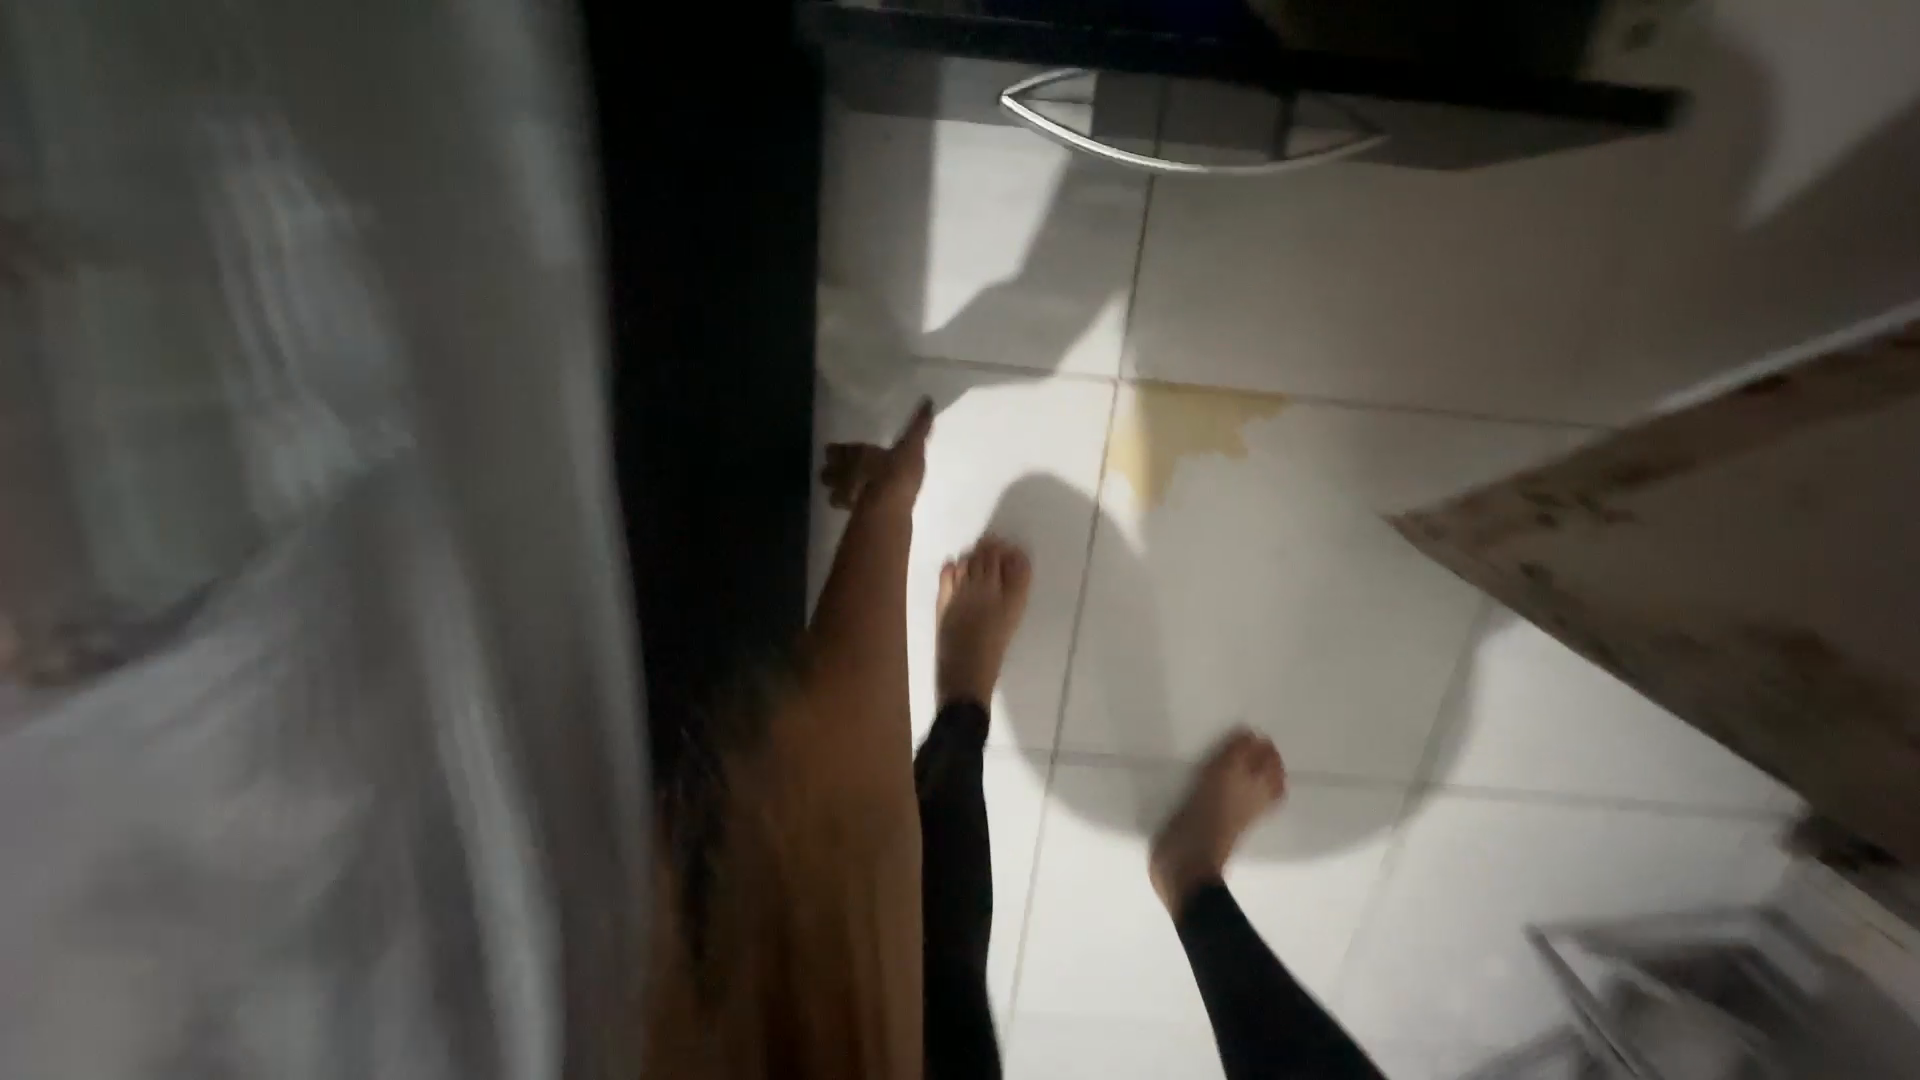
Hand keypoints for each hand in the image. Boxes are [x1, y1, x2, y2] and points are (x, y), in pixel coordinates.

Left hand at [820, 398, 932, 511]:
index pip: (834, 450)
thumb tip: (927, 400)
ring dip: (837, 492)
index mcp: (855, 453)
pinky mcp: (853, 514)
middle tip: (840, 473)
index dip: (836, 452)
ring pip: (832, 493)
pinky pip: (846, 511)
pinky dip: (849, 509)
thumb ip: (918, 426)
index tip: (837, 452)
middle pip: (827, 472)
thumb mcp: (912, 445)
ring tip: (846, 495)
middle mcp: (845, 472)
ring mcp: (845, 495)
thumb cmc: (898, 470)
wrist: (890, 504)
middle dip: (831, 472)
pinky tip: (859, 511)